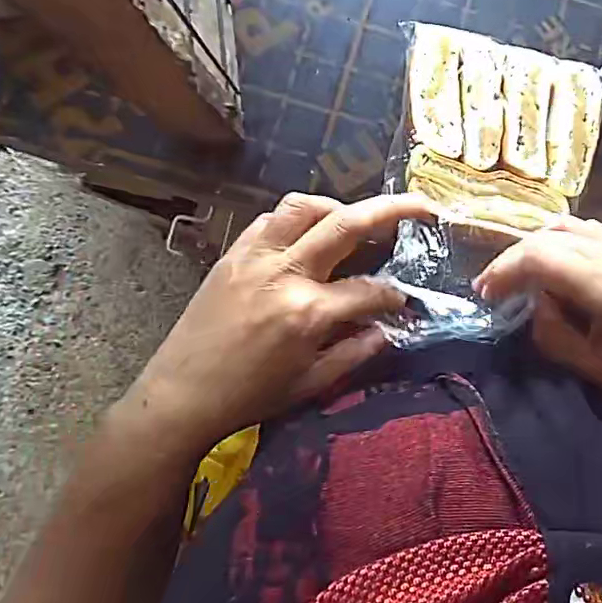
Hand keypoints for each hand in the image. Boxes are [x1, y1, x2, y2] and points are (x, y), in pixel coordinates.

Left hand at [118, 192, 434, 452]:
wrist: (180, 394)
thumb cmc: (249, 396)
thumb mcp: (311, 384)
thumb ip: (355, 352)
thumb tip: (387, 329)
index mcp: (308, 313)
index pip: (368, 290)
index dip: (394, 295)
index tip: (403, 300)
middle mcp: (284, 273)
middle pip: (347, 224)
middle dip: (392, 210)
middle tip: (421, 206)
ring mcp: (255, 257)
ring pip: (304, 206)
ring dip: (338, 206)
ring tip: (354, 220)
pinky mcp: (232, 253)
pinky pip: (270, 219)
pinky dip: (296, 218)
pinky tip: (307, 235)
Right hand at [474, 217, 601, 408]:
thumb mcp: (595, 367)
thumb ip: (552, 334)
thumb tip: (533, 305)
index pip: (536, 256)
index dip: (502, 270)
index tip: (484, 293)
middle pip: (546, 236)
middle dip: (512, 258)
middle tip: (495, 287)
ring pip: (567, 226)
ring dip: (536, 245)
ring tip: (522, 273)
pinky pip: (589, 229)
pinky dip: (561, 239)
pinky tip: (557, 262)